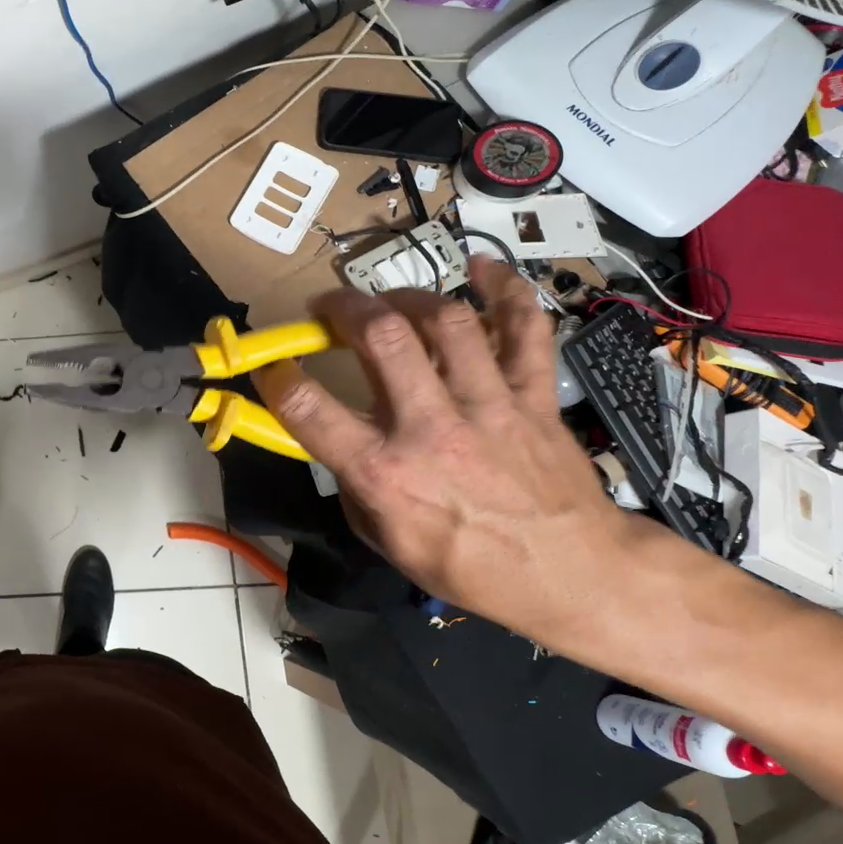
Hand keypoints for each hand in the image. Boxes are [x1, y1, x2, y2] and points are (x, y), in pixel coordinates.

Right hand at [255, 258, 656, 637]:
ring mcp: (488, 405)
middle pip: (383, 337)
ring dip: (407, 297)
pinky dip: (505, 292)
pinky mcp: (533, 397)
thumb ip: (355, 485)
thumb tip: (341, 446)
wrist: (574, 575)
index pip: (308, 408)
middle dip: (343, 308)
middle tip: (327, 308)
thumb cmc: (468, 566)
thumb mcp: (384, 539)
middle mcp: (431, 427)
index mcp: (383, 472)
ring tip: (388, 301)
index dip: (276, 378)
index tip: (268, 367)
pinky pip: (525, 330)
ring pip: (447, 322)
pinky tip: (483, 268)